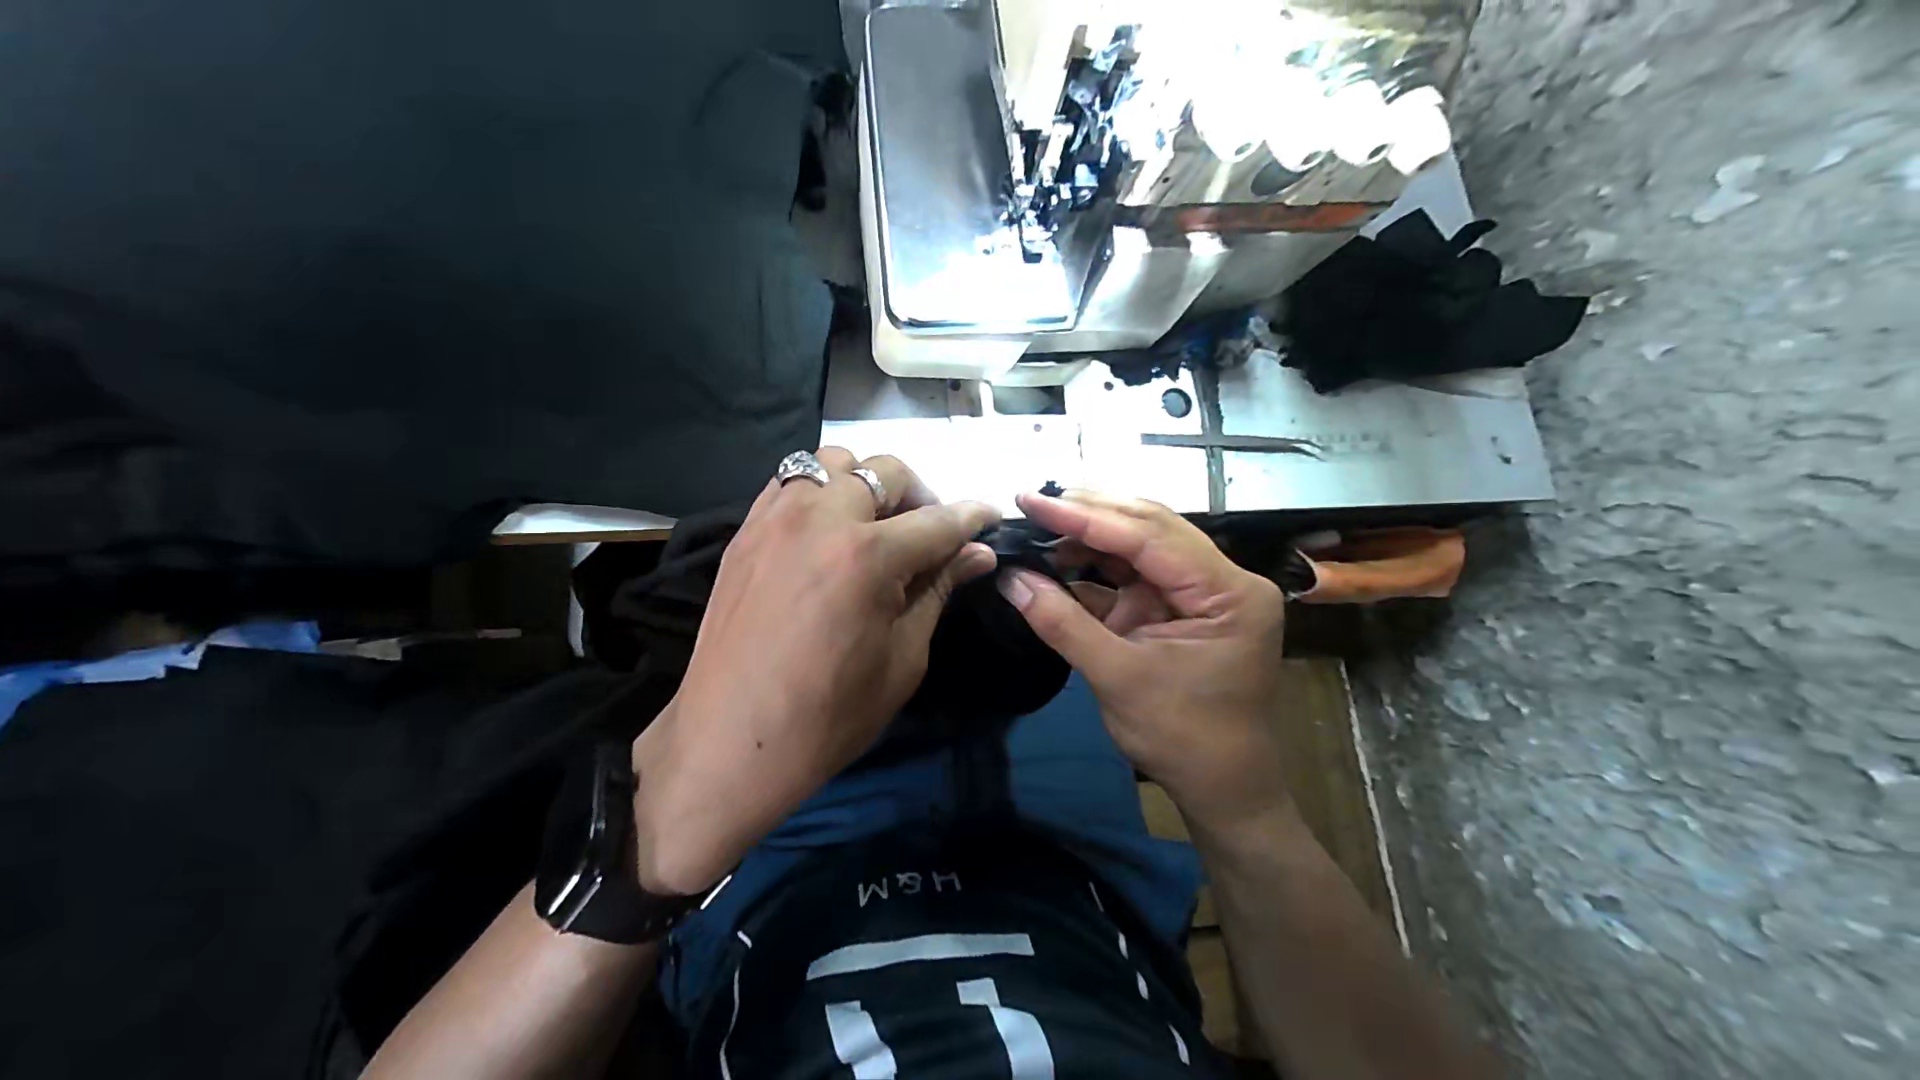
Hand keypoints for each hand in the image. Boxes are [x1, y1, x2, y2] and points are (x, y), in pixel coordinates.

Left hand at [631, 449, 998, 892]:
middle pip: (885, 472)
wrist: (732, 741)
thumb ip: (938, 590)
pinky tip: (826, 531)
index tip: (989, 516)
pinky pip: (789, 483)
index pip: (938, 520)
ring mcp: (775, 519)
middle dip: (919, 495)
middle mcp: (820, 518)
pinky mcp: (745, 532)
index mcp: (868, 555)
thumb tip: (978, 554)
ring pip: (832, 462)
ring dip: (864, 482)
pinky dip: (819, 491)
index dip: (972, 517)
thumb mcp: (903, 657)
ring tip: (872, 525)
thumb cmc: (830, 714)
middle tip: (927, 534)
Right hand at [998, 490, 1290, 835]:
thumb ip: (1063, 623)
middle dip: (1089, 515)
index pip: (1149, 536)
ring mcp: (1200, 591)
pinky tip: (1058, 558)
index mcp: (1228, 592)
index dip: (1086, 517)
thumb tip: (1010, 578)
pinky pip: (1134, 575)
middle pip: (1150, 529)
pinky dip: (1095, 568)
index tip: (1033, 502)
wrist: (1221, 788)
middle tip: (1033, 504)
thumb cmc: (1183, 738)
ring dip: (1089, 537)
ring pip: (1140, 545)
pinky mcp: (1177, 607)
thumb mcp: (1118, 678)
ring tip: (1040, 527)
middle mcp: (1221, 579)